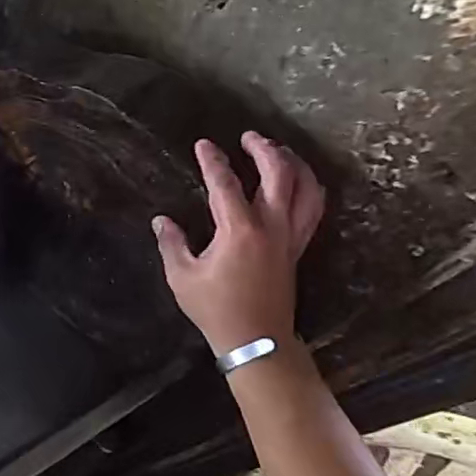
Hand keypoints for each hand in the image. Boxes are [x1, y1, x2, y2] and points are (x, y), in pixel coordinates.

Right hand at [152, 132, 324, 354]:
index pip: (225, 184)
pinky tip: (298, 183)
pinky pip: (313, 209)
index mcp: (239, 230)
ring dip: (294, 164)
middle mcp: (271, 227)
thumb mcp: (181, 275)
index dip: (213, 161)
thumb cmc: (214, 307)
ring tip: (279, 151)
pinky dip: (308, 188)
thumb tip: (162, 221)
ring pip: (306, 189)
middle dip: (264, 150)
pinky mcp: (298, 248)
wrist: (255, 338)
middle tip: (248, 137)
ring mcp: (290, 237)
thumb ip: (172, 243)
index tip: (203, 144)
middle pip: (279, 175)